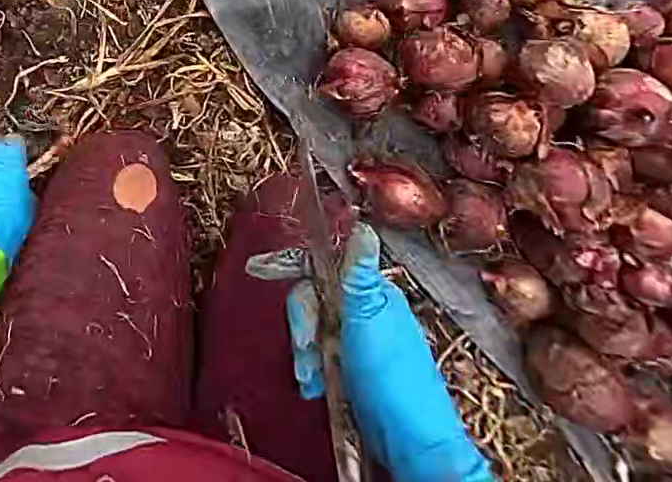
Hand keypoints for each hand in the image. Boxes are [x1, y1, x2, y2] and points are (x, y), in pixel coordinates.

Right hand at [287, 223, 491, 481]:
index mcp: (369, 292)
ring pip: (313, 330)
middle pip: (313, 298)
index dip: (291, 265)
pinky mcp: (351, 370)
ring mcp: (357, 342)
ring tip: (314, 377)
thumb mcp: (370, 317)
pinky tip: (318, 388)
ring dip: (306, 353)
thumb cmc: (393, 378)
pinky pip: (319, 358)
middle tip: (306, 349)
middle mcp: (362, 311)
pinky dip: (313, 371)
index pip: (322, 264)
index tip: (259, 268)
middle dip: (302, 324)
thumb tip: (362, 225)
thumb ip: (359, 272)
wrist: (413, 446)